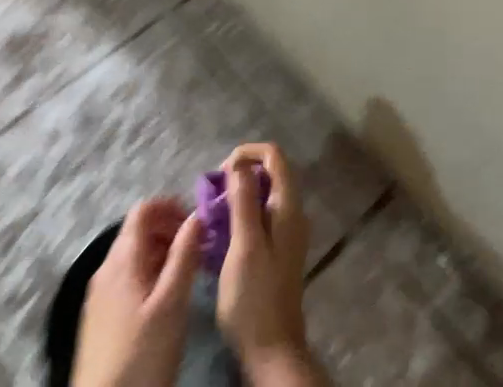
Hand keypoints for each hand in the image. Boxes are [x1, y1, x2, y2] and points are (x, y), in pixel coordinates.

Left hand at [73, 197, 203, 386]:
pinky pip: (127, 278)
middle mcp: (106, 269)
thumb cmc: (143, 351)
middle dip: (170, 230)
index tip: (198, 220)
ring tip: (189, 272)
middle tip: (199, 247)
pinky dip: (149, 274)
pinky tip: (166, 298)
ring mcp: (100, 294)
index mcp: (122, 259)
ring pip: (133, 257)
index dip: (171, 206)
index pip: (143, 210)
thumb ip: (185, 255)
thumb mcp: (172, 302)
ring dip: (162, 253)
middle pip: (137, 231)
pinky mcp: (100, 316)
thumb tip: (197, 216)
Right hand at [216, 144, 321, 381]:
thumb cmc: (254, 297)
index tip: (220, 174)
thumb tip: (239, 163)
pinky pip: (258, 217)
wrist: (271, 347)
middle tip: (210, 198)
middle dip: (238, 175)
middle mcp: (292, 214)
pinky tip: (219, 235)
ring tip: (210, 216)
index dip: (246, 154)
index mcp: (289, 208)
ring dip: (236, 197)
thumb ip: (244, 201)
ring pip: (261, 196)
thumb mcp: (245, 245)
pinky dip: (239, 216)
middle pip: (268, 174)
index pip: (274, 156)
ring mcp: (285, 232)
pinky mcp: (275, 249)